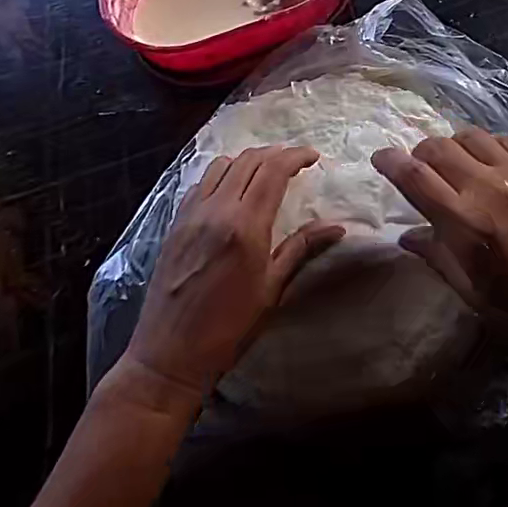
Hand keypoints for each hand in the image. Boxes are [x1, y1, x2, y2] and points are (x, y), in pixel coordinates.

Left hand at [120, 146, 344, 405]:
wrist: (170, 353)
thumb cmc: (229, 327)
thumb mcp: (272, 289)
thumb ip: (301, 248)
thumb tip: (337, 226)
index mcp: (245, 225)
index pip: (273, 170)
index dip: (295, 156)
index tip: (313, 157)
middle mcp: (217, 209)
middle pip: (248, 160)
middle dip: (275, 154)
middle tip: (294, 162)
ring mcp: (192, 213)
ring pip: (222, 165)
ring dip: (247, 160)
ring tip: (264, 172)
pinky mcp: (175, 221)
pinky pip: (200, 182)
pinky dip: (221, 175)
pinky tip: (231, 191)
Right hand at [373, 127, 507, 332]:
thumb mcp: (469, 289)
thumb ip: (435, 254)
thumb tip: (406, 235)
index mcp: (463, 221)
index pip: (414, 176)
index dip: (390, 161)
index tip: (381, 157)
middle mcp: (485, 188)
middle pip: (437, 147)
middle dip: (419, 153)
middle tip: (420, 168)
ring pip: (469, 136)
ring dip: (452, 145)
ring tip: (453, 162)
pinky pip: (503, 139)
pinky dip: (485, 144)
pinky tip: (486, 160)